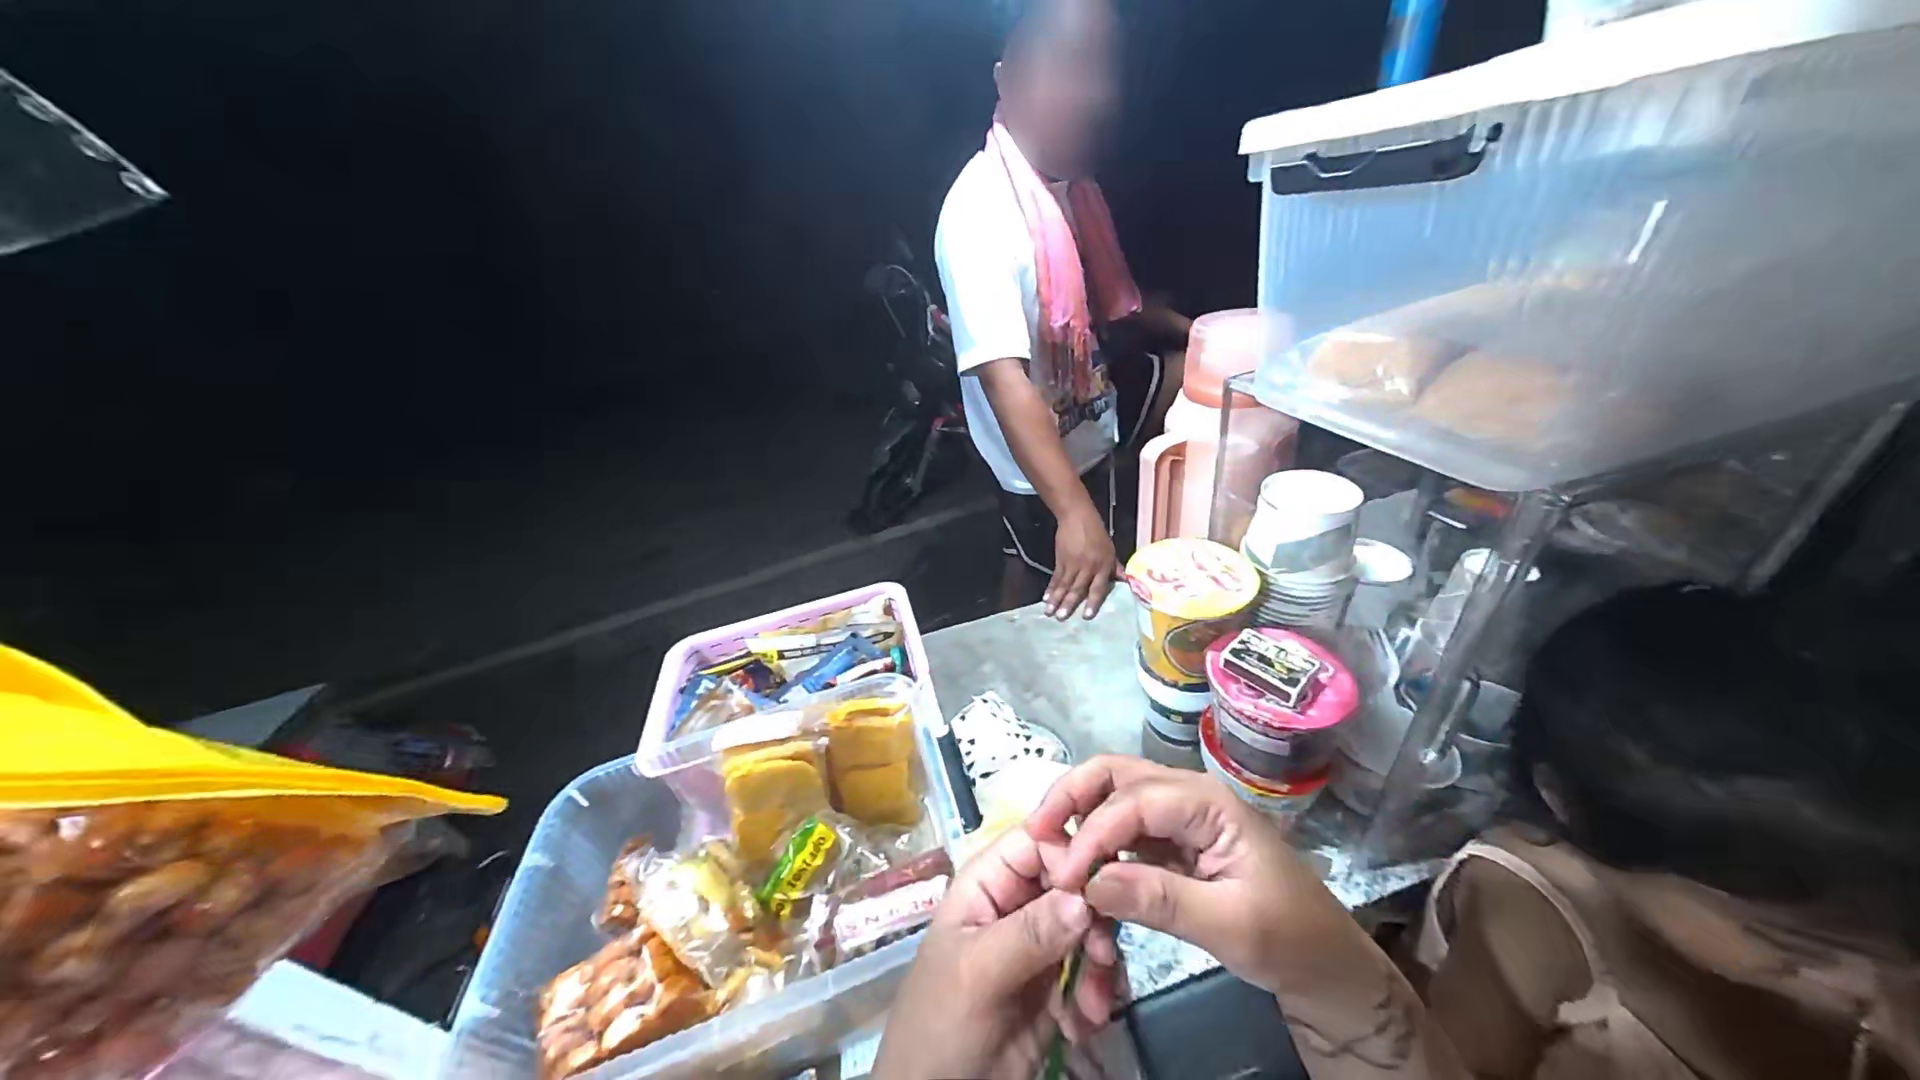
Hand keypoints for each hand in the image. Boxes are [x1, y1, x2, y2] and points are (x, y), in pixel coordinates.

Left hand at [875, 827, 1120, 1079]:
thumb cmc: (939, 1026)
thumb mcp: (976, 974)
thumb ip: (1028, 933)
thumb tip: (1083, 895)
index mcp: (988, 882)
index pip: (1038, 841)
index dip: (1071, 856)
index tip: (1097, 892)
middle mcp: (1017, 903)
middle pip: (1073, 882)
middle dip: (1095, 918)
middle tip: (1103, 958)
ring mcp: (1039, 944)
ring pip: (1091, 927)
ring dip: (1100, 965)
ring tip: (1092, 1006)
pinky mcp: (1056, 985)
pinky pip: (1093, 970)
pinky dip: (1097, 995)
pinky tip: (1083, 1025)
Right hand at [1028, 756, 1358, 995]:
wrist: (1331, 971)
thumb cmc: (1293, 941)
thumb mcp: (1231, 926)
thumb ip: (1160, 899)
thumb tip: (1088, 882)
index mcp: (1209, 802)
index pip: (1134, 800)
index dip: (1093, 833)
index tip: (1065, 876)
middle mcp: (1188, 796)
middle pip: (1115, 774)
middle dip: (1071, 796)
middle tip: (1037, 831)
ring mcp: (1179, 818)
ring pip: (1113, 797)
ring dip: (1078, 817)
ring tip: (1050, 850)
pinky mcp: (1172, 843)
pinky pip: (1122, 831)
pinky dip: (1095, 844)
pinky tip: (1080, 870)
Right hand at [1046, 504, 1119, 620]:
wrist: (1077, 517)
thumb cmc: (1097, 533)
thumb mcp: (1110, 550)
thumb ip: (1115, 567)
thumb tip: (1126, 581)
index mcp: (1102, 566)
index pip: (1098, 588)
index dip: (1092, 603)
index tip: (1086, 616)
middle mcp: (1087, 567)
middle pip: (1077, 589)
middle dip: (1069, 604)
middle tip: (1062, 618)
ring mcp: (1072, 564)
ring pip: (1064, 585)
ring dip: (1056, 599)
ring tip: (1049, 612)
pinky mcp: (1060, 560)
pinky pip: (1055, 577)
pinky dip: (1050, 588)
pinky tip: (1045, 597)